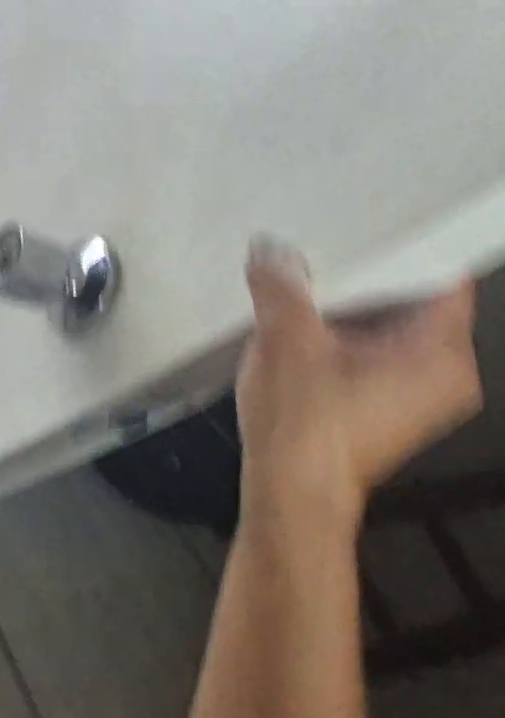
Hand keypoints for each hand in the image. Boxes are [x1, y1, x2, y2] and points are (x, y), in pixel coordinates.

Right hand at [236, 236, 481, 533]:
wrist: (293, 488)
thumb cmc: (304, 418)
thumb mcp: (284, 341)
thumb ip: (281, 289)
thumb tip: (271, 249)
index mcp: (440, 353)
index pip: (437, 282)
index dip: (398, 251)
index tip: (356, 228)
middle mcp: (446, 373)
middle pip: (407, 306)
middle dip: (356, 284)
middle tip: (308, 261)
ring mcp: (418, 395)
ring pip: (385, 333)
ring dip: (340, 314)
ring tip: (292, 297)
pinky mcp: (387, 409)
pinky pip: (372, 358)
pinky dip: (338, 342)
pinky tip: (296, 338)